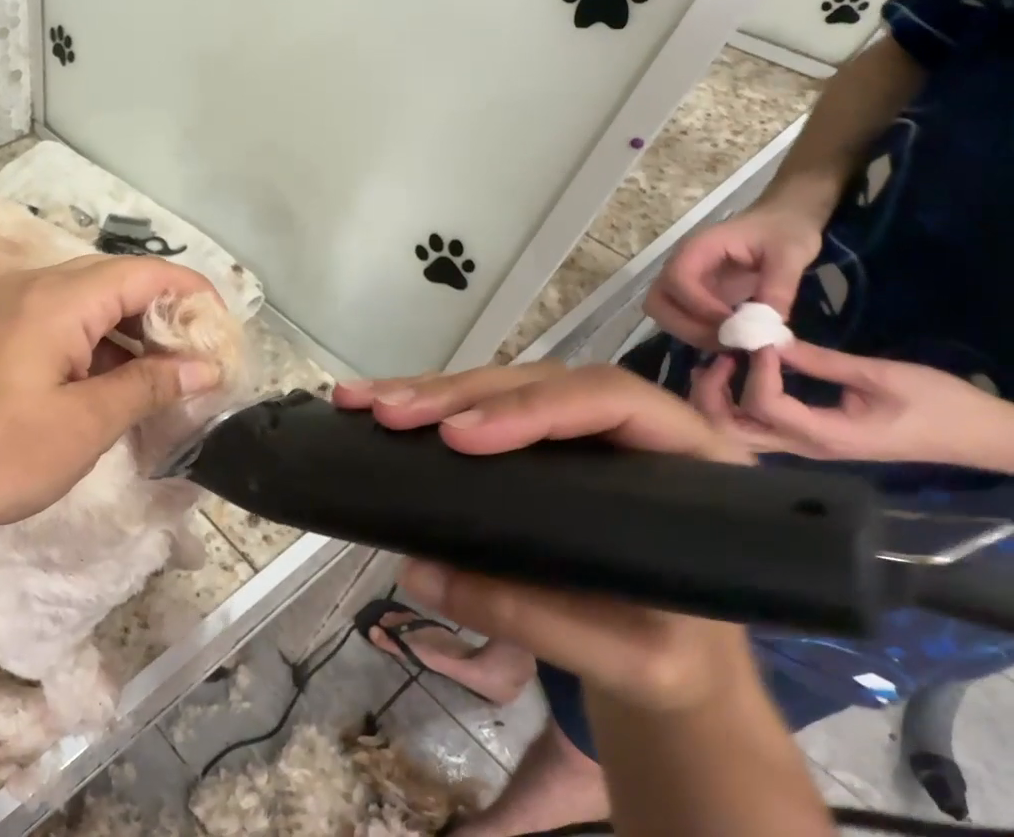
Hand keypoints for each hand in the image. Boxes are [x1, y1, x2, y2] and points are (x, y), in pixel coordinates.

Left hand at [0, 256, 227, 568]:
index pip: (143, 274)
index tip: (224, 334)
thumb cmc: (1, 453)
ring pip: (90, 303)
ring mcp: (12, 308)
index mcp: (57, 299)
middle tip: (201, 361)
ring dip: (132, 334)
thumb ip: (150, 386)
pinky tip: (120, 385)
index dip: (192, 295)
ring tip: (169, 379)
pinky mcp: (1, 333)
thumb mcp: (86, 423)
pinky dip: (98, 346)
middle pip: (117, 282)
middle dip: (165, 316)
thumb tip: (205, 368)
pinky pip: (63, 323)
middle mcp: (34, 287)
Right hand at [334, 364, 758, 710]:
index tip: (460, 437)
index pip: (611, 402)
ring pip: (498, 388)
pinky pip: (476, 411)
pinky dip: (423, 407)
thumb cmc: (672, 661)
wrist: (671, 665)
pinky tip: (374, 408)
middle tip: (389, 414)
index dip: (532, 410)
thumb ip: (535, 619)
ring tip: (363, 402)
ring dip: (427, 391)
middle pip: (539, 384)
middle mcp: (629, 431)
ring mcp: (575, 434)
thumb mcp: (626, 658)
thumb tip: (419, 571)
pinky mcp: (532, 448)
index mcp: (685, 461)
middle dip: (457, 394)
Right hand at [646, 205, 822, 349]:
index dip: (699, 305)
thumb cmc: (784, 231)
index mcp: (697, 249)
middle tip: (728, 341)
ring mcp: (681, 284)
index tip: (735, 324)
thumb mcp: (792, 253)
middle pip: (657, 303)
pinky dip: (700, 334)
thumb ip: (780, 287)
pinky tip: (731, 338)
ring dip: (691, 334)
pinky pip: (681, 320)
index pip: (677, 280)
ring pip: (663, 315)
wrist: (780, 224)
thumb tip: (768, 328)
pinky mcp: (691, 297)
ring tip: (732, 342)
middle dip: (687, 327)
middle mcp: (678, 267)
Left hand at [690, 342, 1013, 470]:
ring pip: (735, 432)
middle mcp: (804, 447)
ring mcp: (803, 447)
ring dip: (717, 400)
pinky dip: (733, 404)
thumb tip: (774, 342)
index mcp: (826, 435)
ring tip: (726, 365)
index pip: (763, 405)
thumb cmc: (943, 406)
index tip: (763, 344)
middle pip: (730, 428)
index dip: (756, 372)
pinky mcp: (807, 440)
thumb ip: (824, 362)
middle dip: (712, 393)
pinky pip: (753, 428)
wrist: (981, 436)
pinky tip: (739, 377)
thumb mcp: (883, 376)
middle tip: (723, 358)